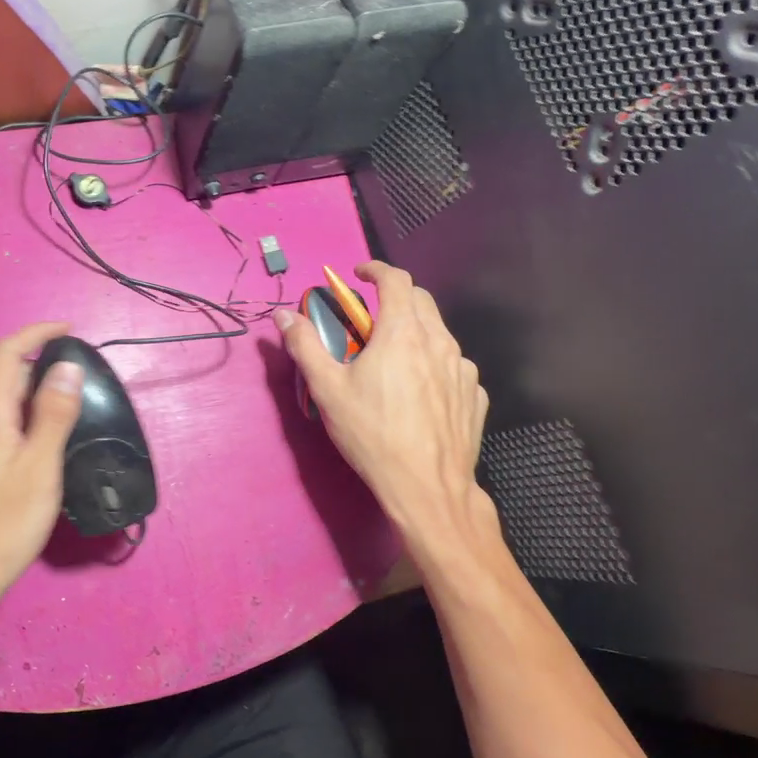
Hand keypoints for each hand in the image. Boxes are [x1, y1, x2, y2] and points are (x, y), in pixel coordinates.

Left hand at [0, 322, 83, 618]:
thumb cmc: (5, 523)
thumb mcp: (39, 467)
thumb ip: (53, 414)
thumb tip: (67, 365)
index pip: (8, 354)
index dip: (37, 333)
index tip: (71, 330)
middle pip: (10, 375)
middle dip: (45, 361)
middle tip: (87, 373)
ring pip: (12, 402)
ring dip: (42, 391)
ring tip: (80, 401)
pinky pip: (12, 425)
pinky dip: (36, 416)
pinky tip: (58, 438)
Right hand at [277, 262, 489, 547]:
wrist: (428, 488)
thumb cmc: (372, 434)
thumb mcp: (328, 389)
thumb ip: (305, 345)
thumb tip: (282, 316)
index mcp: (403, 333)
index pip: (395, 280)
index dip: (376, 270)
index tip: (359, 274)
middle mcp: (439, 342)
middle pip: (420, 300)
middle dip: (394, 297)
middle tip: (369, 316)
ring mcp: (463, 369)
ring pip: (438, 333)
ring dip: (413, 331)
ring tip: (391, 358)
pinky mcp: (474, 395)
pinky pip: (452, 366)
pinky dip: (432, 363)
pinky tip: (417, 391)